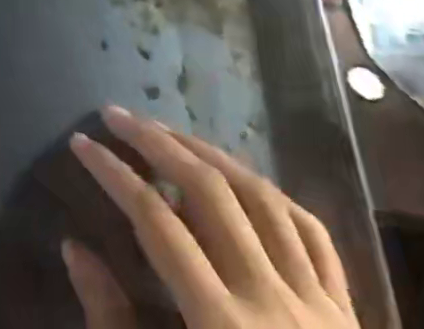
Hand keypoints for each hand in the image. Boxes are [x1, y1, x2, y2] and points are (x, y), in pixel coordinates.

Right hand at [65, 105, 356, 328]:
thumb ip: (110, 322)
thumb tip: (74, 247)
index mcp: (222, 327)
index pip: (156, 221)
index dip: (113, 175)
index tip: (79, 143)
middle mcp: (273, 301)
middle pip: (209, 193)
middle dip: (156, 143)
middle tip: (115, 115)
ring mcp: (319, 304)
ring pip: (262, 197)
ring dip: (210, 154)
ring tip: (169, 131)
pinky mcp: (349, 315)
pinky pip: (311, 232)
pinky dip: (271, 195)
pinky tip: (242, 181)